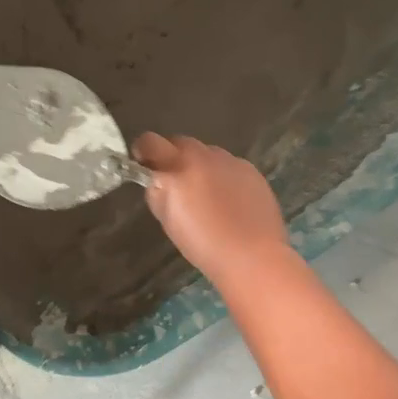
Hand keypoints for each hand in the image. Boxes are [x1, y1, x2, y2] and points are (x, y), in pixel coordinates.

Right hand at [134, 133, 286, 280]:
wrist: (253, 257)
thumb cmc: (202, 243)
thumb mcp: (166, 219)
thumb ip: (157, 191)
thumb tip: (157, 180)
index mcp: (177, 167)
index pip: (150, 141)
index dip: (144, 150)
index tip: (144, 164)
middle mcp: (203, 156)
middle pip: (180, 142)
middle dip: (173, 156)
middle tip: (177, 181)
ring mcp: (230, 161)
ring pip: (207, 153)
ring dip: (200, 165)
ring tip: (207, 193)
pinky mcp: (252, 170)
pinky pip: (229, 165)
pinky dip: (223, 175)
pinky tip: (230, 200)